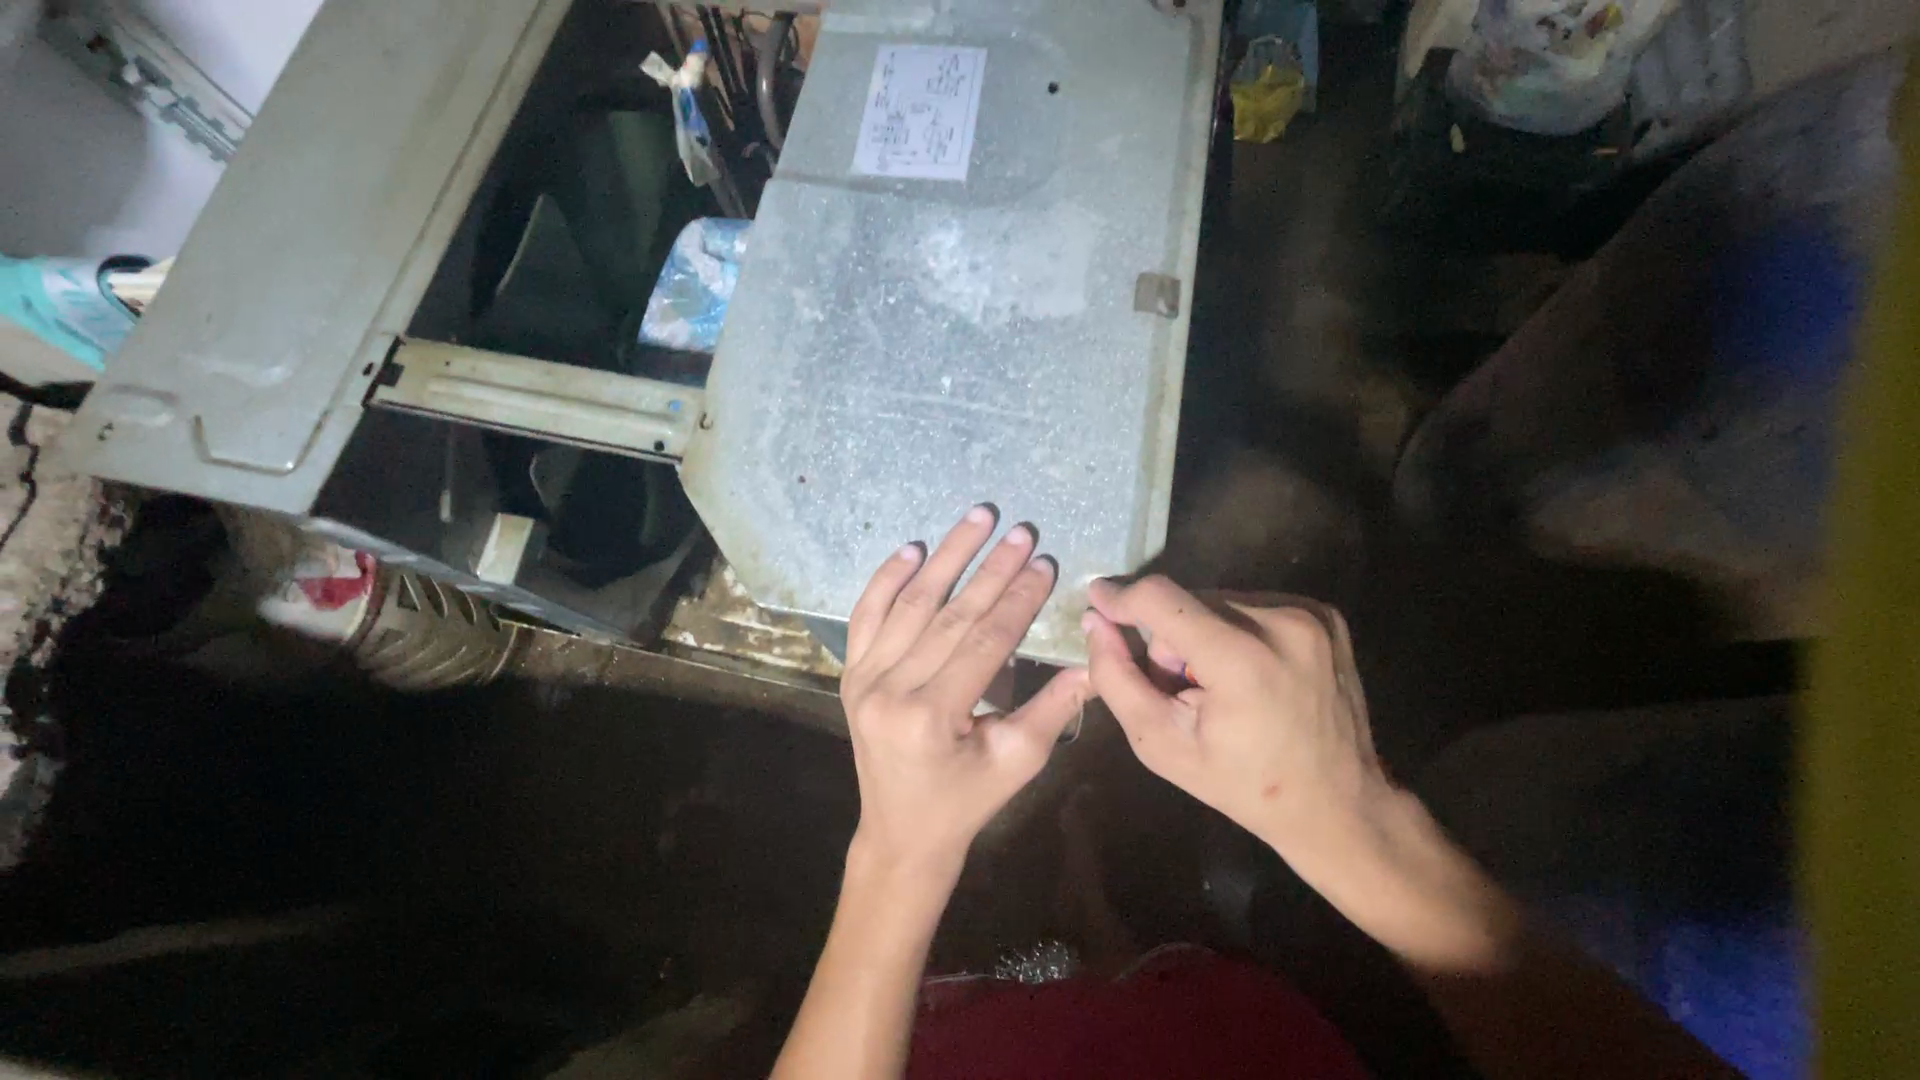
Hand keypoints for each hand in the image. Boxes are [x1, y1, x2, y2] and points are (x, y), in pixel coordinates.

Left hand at [840, 505, 1090, 878]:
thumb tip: (1094, 660)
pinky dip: (886, 579)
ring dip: (945, 557)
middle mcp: (889, 690)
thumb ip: (1053, 708)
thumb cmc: (965, 800)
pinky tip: (912, 549)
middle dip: (991, 570)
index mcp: (932, 716)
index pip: (984, 642)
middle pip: (949, 615)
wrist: (900, 831)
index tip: (1045, 562)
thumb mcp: (1016, 761)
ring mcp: (862, 678)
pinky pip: (866, 615)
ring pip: (908, 604)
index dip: (1018, 599)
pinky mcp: (851, 673)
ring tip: (977, 518)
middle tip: (1021, 531)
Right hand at [1081, 576, 1391, 859]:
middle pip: (1189, 599)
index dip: (1121, 595)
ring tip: (1217, 683)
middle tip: (1178, 684)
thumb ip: (1118, 678)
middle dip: (1169, 634)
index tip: (1096, 598)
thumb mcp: (1161, 745)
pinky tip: (1250, 673)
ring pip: (1220, 601)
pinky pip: (1254, 605)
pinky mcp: (1325, 615)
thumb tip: (1095, 622)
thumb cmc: (1241, 783)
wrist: (1338, 802)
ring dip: (1202, 630)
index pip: (1161, 598)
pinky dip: (1237, 630)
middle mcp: (1280, 623)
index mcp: (1240, 660)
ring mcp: (1310, 616)